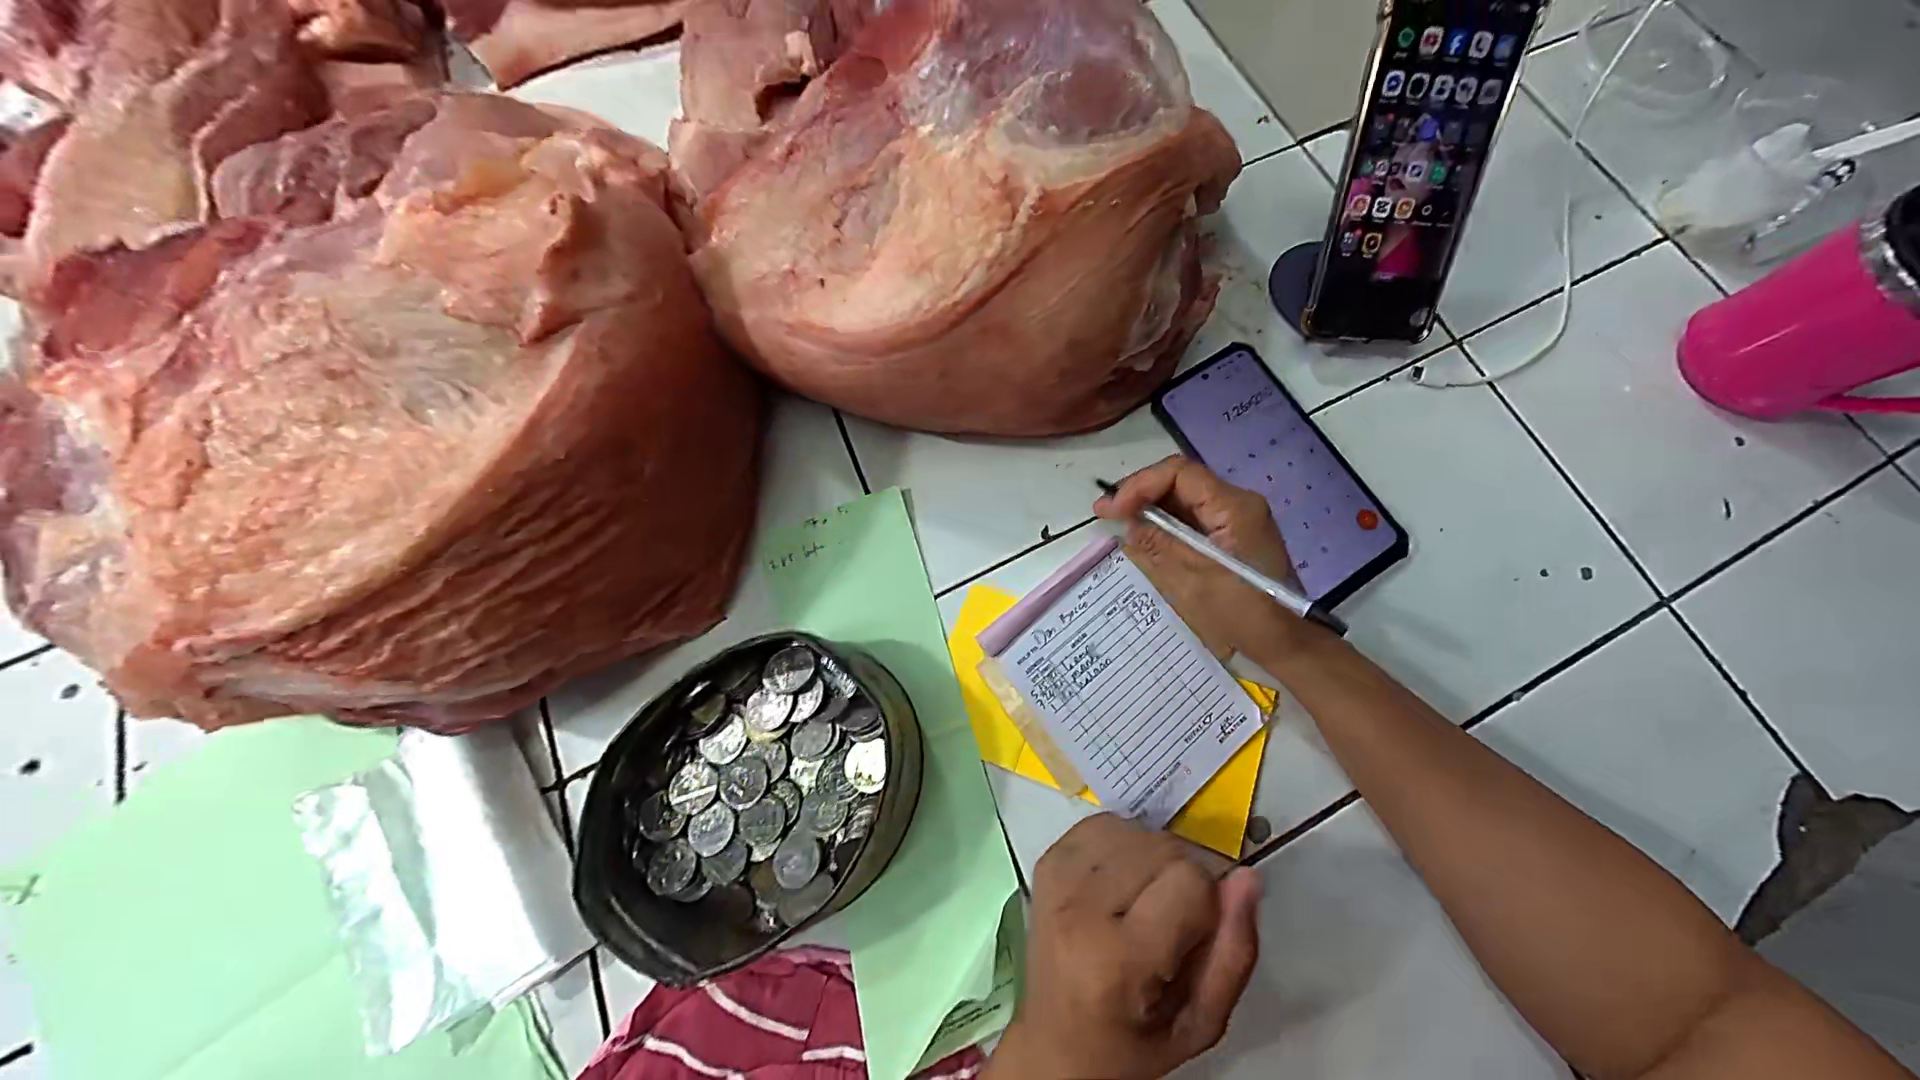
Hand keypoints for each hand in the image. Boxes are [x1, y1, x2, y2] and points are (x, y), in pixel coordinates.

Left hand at [989, 815, 1261, 1079]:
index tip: (1196, 934)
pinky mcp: (1046, 859)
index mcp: (1117, 958)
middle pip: (1162, 847)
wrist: (1058, 1041)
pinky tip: (1121, 881)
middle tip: (1172, 920)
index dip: (1207, 903)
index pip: (1189, 880)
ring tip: (1145, 902)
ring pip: (1135, 829)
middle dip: (1183, 876)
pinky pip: (1102, 823)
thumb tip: (1246, 877)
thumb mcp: (1200, 1023)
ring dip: (1153, 857)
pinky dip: (1123, 843)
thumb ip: (1233, 952)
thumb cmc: (1133, 1041)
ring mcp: (1057, 877)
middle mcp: (1078, 907)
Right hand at [1094, 455, 1327, 664]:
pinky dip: (1165, 522)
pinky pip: (1192, 518)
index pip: (1179, 473)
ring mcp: (1235, 519)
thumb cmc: (1241, 610)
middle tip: (1106, 511)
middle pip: (1180, 481)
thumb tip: (1129, 522)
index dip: (1140, 485)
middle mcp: (1237, 503)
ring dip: (1150, 506)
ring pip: (1183, 498)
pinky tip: (1144, 534)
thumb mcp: (1192, 578)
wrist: (1284, 641)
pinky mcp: (1231, 536)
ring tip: (1118, 520)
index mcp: (1233, 506)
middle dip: (1140, 492)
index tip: (1112, 509)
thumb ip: (1158, 543)